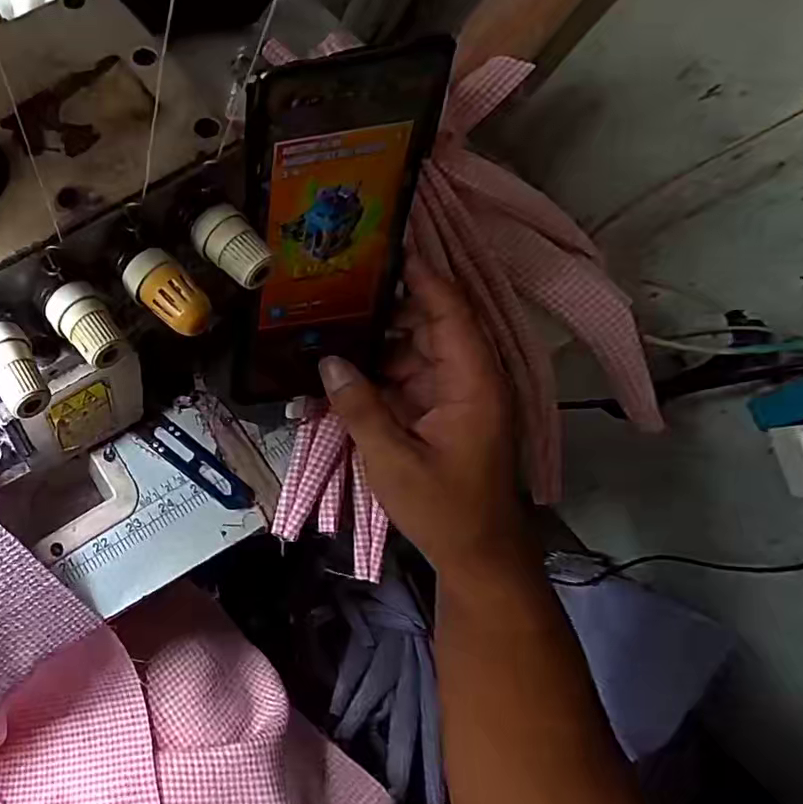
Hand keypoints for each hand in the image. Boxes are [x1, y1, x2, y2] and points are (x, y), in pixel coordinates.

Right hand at [318, 262, 530, 573]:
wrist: (476, 553)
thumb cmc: (443, 507)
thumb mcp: (392, 458)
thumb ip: (359, 406)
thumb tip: (329, 363)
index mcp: (472, 384)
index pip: (451, 314)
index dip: (425, 278)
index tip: (392, 249)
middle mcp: (468, 381)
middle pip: (428, 328)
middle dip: (384, 314)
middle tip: (336, 297)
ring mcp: (454, 398)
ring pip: (412, 355)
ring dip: (373, 352)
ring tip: (326, 339)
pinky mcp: (440, 415)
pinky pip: (406, 383)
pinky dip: (375, 381)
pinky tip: (338, 382)